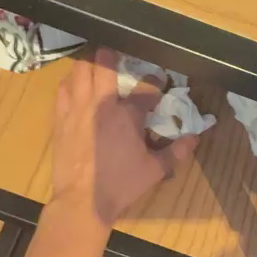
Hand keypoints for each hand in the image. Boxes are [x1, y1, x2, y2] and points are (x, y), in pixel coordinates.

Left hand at [50, 48, 199, 230]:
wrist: (82, 201)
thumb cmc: (121, 185)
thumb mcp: (155, 170)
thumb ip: (176, 152)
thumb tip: (195, 138)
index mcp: (128, 114)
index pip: (146, 89)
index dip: (156, 83)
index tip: (160, 82)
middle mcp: (101, 104)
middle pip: (104, 65)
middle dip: (112, 56)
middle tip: (116, 55)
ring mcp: (77, 109)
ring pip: (79, 71)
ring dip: (88, 66)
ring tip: (94, 68)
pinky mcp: (60, 119)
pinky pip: (62, 90)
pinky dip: (70, 84)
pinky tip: (75, 88)